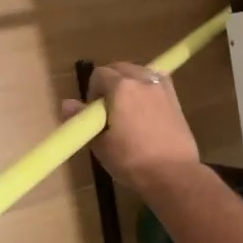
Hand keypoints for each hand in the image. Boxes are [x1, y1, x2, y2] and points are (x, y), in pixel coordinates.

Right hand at [63, 61, 200, 191]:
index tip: (94, 113)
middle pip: (121, 68)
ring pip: (140, 73)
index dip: (92, 92)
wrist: (173, 174)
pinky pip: (157, 83)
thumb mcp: (101, 144)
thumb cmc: (131, 161)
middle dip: (110, 83)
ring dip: (130, 83)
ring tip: (128, 109)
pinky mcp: (176, 100)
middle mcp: (143, 80)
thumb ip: (83, 120)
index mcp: (122, 87)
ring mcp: (162, 88)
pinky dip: (148, 88)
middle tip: (108, 110)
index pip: (100, 74)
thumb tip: (66, 103)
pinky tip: (146, 109)